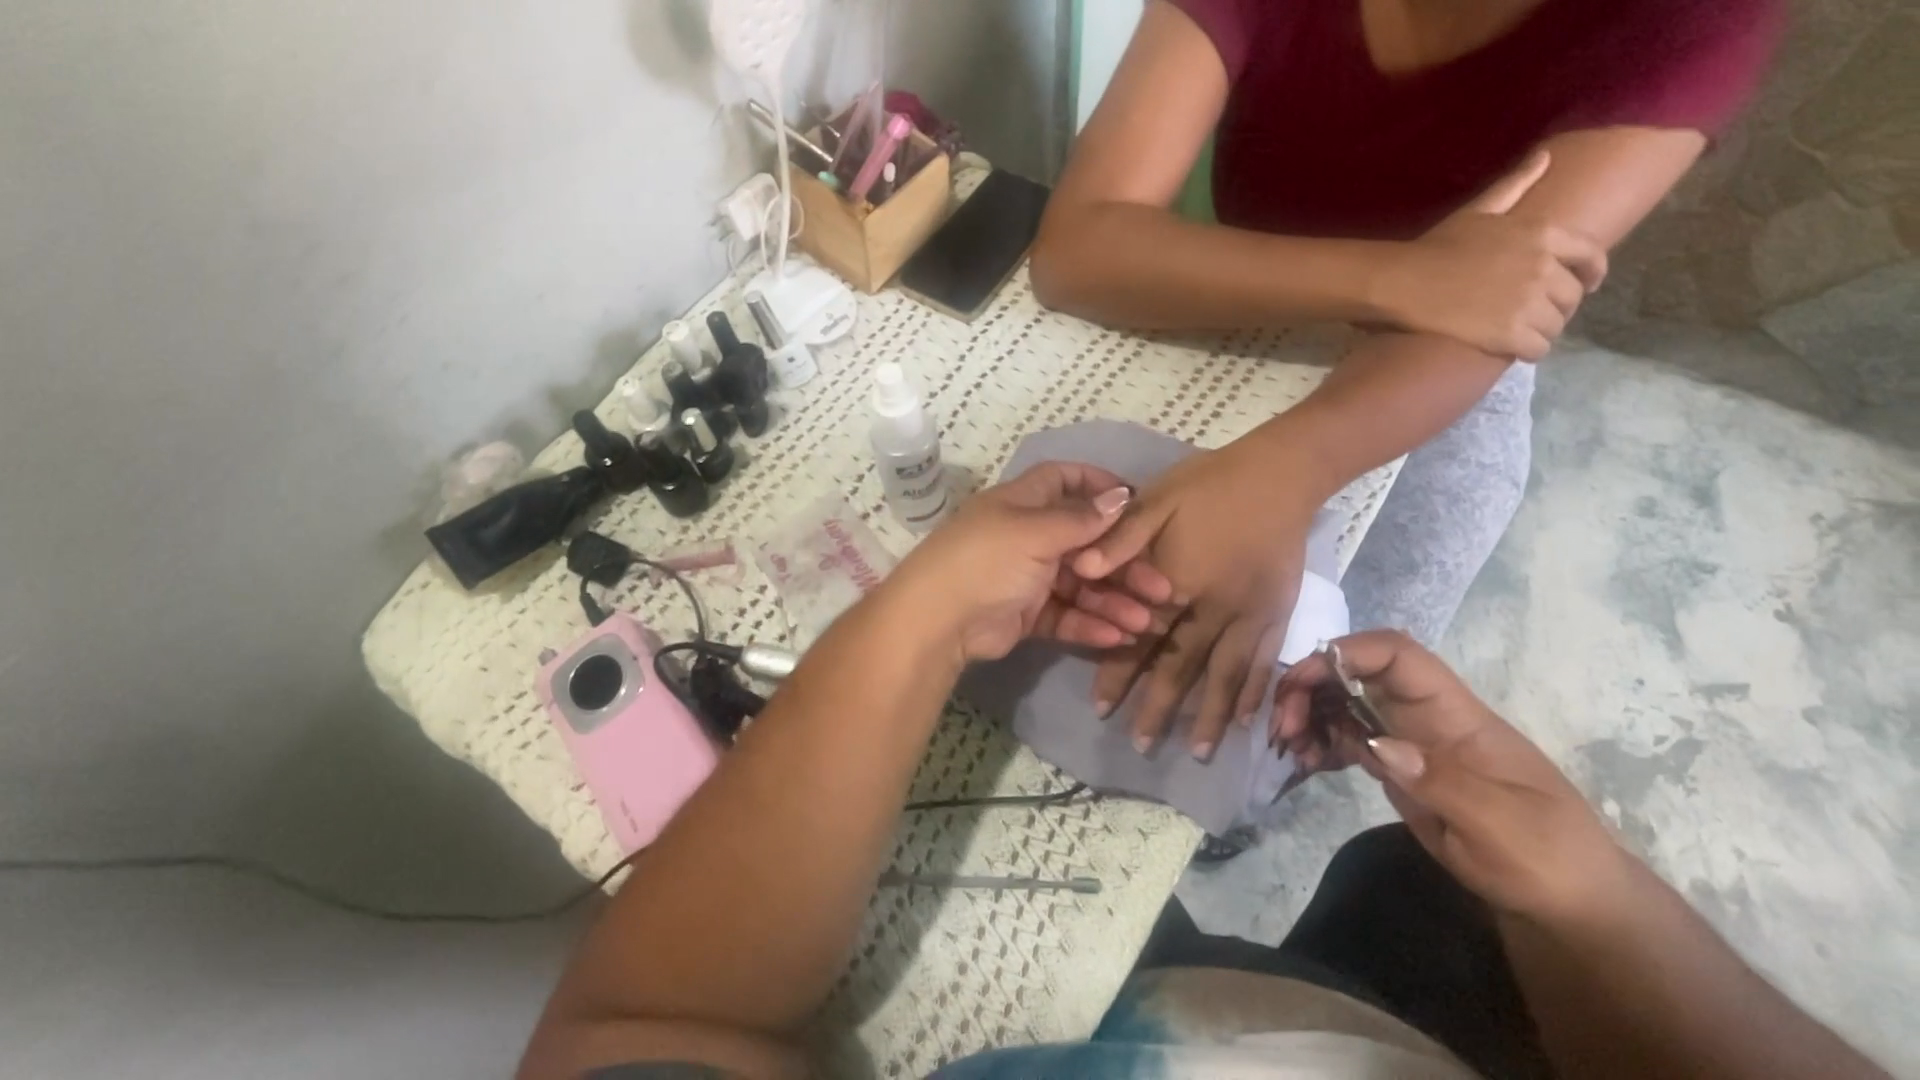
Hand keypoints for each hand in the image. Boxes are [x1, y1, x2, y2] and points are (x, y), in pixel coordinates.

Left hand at [889, 461, 1175, 664]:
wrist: (937, 621)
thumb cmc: (986, 561)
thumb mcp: (1034, 532)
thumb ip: (1081, 519)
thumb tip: (1122, 494)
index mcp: (1021, 504)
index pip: (1063, 480)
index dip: (1097, 486)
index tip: (1135, 502)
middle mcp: (1025, 536)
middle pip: (1084, 543)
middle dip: (1122, 563)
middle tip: (1161, 585)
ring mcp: (1025, 577)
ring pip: (1080, 585)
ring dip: (1113, 601)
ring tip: (1146, 621)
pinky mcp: (1025, 614)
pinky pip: (1065, 615)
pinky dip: (1090, 624)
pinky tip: (1118, 637)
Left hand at [1071, 432, 1318, 761]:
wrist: (1283, 471)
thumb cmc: (1209, 482)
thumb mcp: (1156, 499)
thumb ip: (1120, 538)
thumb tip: (1083, 568)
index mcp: (1177, 579)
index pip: (1139, 634)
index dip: (1119, 670)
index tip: (1101, 707)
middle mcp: (1213, 606)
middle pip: (1181, 664)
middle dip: (1160, 706)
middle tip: (1143, 745)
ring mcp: (1251, 613)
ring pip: (1225, 673)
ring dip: (1210, 714)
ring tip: (1197, 752)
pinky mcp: (1278, 612)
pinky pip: (1264, 661)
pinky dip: (1256, 692)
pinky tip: (1251, 722)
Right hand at [1270, 631, 1632, 921]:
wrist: (1569, 905)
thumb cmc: (1548, 858)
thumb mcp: (1502, 825)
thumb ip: (1440, 781)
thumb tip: (1376, 743)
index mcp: (1457, 716)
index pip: (1400, 657)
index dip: (1350, 653)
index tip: (1304, 680)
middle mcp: (1427, 720)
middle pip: (1359, 677)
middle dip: (1312, 688)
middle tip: (1280, 726)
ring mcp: (1411, 746)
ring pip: (1346, 707)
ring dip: (1308, 716)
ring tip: (1285, 747)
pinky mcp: (1399, 773)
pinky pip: (1348, 742)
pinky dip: (1319, 744)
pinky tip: (1301, 761)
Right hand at [1371, 150, 1607, 360]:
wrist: (1402, 282)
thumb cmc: (1435, 247)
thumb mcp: (1477, 211)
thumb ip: (1515, 185)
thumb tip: (1545, 157)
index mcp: (1543, 235)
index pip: (1591, 256)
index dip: (1593, 274)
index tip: (1588, 285)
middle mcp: (1544, 268)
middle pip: (1571, 297)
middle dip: (1558, 307)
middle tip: (1537, 315)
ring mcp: (1528, 304)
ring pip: (1555, 325)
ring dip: (1542, 331)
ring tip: (1523, 334)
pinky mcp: (1510, 335)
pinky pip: (1538, 348)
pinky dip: (1529, 351)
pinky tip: (1514, 350)